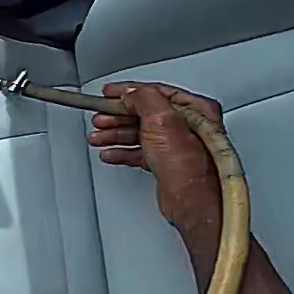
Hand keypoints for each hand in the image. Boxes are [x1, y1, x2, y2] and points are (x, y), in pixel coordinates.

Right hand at [87, 83, 224, 237]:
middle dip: (117, 116)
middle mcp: (189, 126)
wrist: (192, 202)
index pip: (156, 92)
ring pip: (140, 133)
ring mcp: (177, 146)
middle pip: (144, 113)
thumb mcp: (162, 119)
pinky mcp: (167, 164)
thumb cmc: (189, 166)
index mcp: (195, 109)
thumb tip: (130, 92)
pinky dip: (123, 152)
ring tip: (98, 137)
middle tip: (100, 118)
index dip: (128, 91)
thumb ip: (143, 98)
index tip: (109, 92)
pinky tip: (110, 153)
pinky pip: (140, 152)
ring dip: (116, 134)